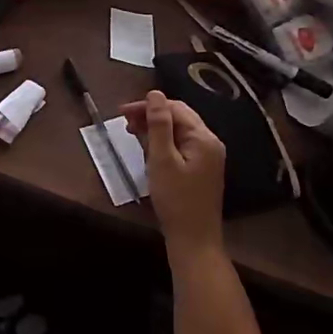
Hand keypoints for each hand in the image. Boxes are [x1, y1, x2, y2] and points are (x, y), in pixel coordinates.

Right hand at [121, 91, 227, 253]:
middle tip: (125, 123)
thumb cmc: (175, 199)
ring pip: (179, 132)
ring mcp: (208, 157)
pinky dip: (164, 143)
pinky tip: (149, 150)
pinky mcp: (202, 169)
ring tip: (133, 134)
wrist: (194, 239)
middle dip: (151, 116)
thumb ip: (159, 125)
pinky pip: (181, 145)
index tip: (122, 113)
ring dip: (156, 129)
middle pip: (179, 117)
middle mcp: (210, 143)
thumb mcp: (162, 160)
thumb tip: (155, 94)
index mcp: (203, 138)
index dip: (148, 106)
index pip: (175, 108)